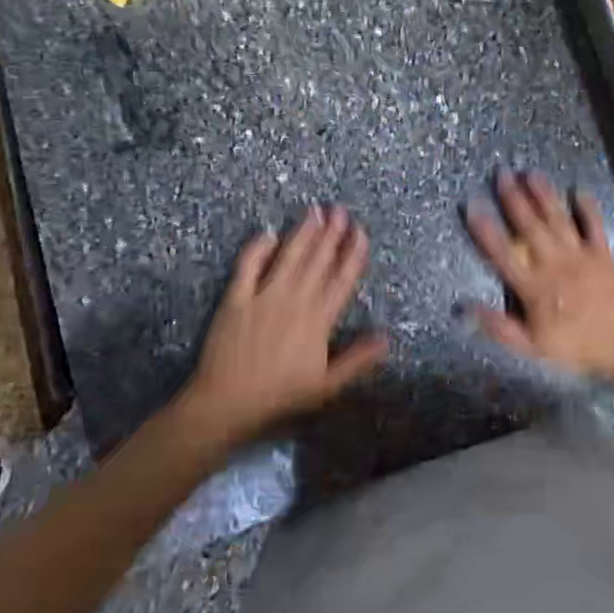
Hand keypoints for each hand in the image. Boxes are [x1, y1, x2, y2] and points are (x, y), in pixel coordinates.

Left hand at [181, 206, 385, 442]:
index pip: (342, 279)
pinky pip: (248, 265)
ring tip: (315, 211)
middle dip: (332, 234)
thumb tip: (386, 337)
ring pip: (289, 256)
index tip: (361, 232)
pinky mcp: (236, 297)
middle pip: (318, 260)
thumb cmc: (280, 396)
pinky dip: (258, 247)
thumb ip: (357, 359)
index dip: (353, 254)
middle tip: (341, 210)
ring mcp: (263, 295)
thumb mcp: (326, 386)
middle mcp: (294, 300)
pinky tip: (268, 233)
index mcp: (318, 320)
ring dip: (303, 232)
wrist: (227, 401)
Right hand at [464, 171, 613, 383]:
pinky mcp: (603, 254)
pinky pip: (594, 226)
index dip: (485, 229)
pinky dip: (587, 208)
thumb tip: (464, 309)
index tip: (472, 205)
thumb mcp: (532, 347)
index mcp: (534, 287)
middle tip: (501, 174)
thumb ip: (498, 327)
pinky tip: (578, 190)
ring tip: (531, 173)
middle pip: (530, 227)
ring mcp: (581, 256)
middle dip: (514, 199)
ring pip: (558, 220)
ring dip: (544, 195)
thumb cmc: (575, 347)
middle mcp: (555, 264)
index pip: (502, 253)